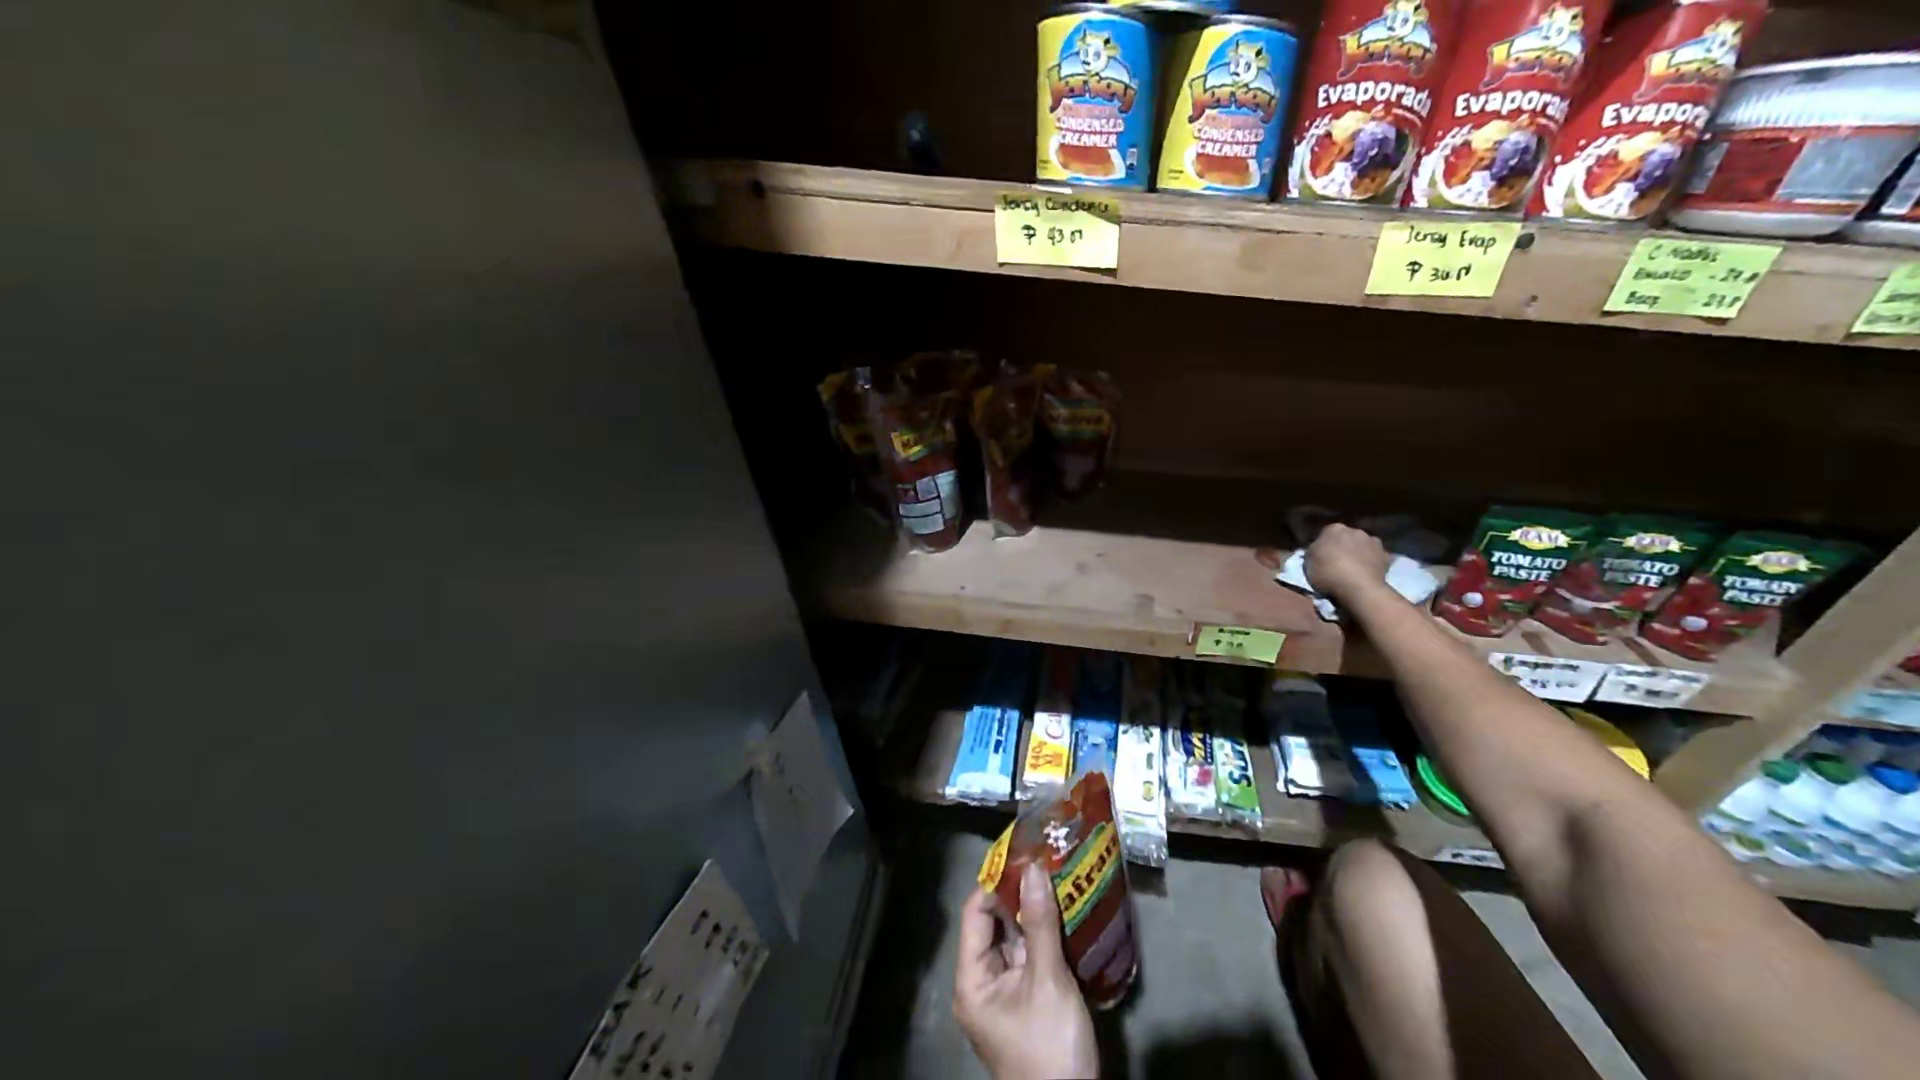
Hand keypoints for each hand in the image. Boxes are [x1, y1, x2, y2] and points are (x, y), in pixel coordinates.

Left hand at [954, 862, 1098, 1079]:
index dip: (996, 883)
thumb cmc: (1050, 1046)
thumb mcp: (1048, 981)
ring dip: (1032, 914)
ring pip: (1013, 940)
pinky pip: (1027, 958)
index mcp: (971, 979)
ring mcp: (1003, 993)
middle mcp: (981, 982)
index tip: (1022, 855)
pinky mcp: (1024, 1001)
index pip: (975, 914)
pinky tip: (1062, 916)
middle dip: (1017, 895)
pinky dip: (1042, 937)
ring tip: (1055, 879)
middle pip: (993, 925)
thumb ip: (1040, 924)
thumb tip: (1034, 869)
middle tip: (1045, 862)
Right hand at [1305, 523, 1391, 604]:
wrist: (1359, 588)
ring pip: (1363, 545)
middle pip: (1347, 537)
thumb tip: (1318, 549)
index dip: (1324, 545)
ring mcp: (1373, 542)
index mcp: (1334, 529)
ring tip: (1354, 569)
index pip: (1326, 533)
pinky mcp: (1387, 556)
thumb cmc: (1328, 573)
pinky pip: (1376, 557)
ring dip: (1359, 553)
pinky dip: (1372, 562)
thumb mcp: (1308, 563)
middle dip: (1343, 546)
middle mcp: (1355, 530)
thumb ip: (1313, 551)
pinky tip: (1367, 573)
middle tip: (1338, 562)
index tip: (1322, 557)